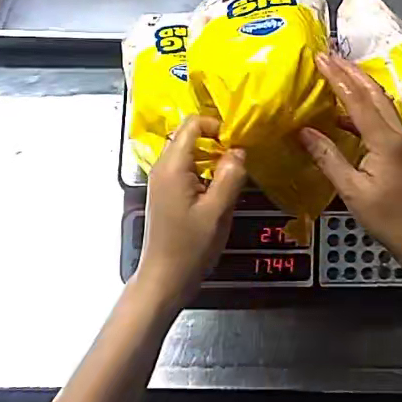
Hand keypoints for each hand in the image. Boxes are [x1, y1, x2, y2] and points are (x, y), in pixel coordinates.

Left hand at [134, 116, 246, 309]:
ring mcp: (162, 180)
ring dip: (211, 158)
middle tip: (239, 158)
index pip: (192, 124)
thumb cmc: (189, 247)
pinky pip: (185, 169)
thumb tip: (239, 150)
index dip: (216, 125)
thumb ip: (230, 176)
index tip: (237, 141)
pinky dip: (203, 171)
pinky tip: (218, 190)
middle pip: (189, 136)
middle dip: (215, 141)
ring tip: (232, 174)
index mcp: (172, 166)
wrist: (164, 277)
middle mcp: (162, 167)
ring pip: (188, 152)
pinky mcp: (165, 192)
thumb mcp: (218, 211)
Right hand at [299, 53, 401, 261]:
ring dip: (358, 84)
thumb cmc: (387, 218)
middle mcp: (398, 133)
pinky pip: (382, 117)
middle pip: (373, 93)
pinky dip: (364, 105)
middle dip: (350, 71)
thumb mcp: (352, 191)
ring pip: (380, 102)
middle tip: (328, 54)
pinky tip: (346, 111)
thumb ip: (328, 158)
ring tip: (336, 72)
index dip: (337, 76)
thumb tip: (304, 131)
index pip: (357, 99)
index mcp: (385, 141)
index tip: (319, 58)